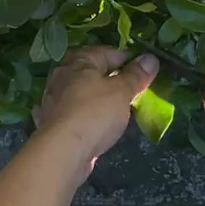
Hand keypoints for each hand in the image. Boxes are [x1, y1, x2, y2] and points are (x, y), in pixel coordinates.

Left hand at [31, 46, 159, 169]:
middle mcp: (64, 74)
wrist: (62, 152)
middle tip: (135, 93)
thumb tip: (151, 58)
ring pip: (83, 92)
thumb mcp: (121, 92)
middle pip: (95, 72)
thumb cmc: (94, 114)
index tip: (147, 75)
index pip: (111, 53)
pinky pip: (74, 111)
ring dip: (98, 98)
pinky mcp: (53, 120)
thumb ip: (136, 75)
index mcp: (80, 60)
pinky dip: (85, 114)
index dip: (130, 61)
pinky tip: (94, 122)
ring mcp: (55, 98)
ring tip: (117, 109)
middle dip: (114, 80)